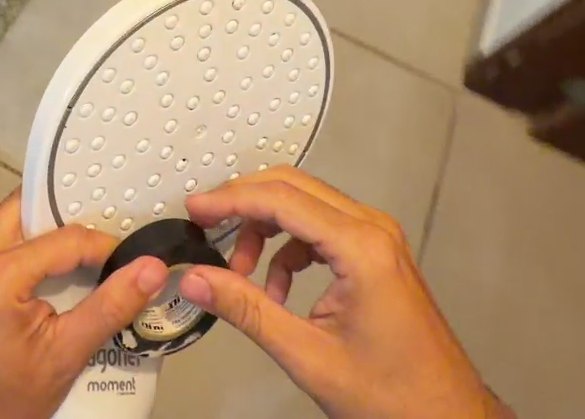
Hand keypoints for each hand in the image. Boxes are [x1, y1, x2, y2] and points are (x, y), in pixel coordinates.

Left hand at [0, 190, 168, 418]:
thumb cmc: (2, 399)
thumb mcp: (63, 358)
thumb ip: (109, 308)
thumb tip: (152, 268)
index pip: (66, 238)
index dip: (106, 245)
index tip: (134, 259)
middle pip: (37, 207)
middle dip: (76, 217)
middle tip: (113, 239)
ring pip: (21, 215)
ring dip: (56, 227)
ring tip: (93, 250)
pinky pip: (8, 232)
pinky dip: (38, 240)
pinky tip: (62, 264)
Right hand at [179, 168, 509, 418]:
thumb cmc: (390, 397)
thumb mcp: (308, 357)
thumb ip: (247, 310)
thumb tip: (194, 277)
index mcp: (360, 247)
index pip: (282, 199)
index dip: (231, 199)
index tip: (194, 209)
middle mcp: (371, 227)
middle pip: (292, 187)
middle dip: (244, 204)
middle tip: (206, 227)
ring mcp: (377, 236)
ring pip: (304, 203)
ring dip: (265, 228)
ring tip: (241, 274)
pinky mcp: (376, 252)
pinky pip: (319, 228)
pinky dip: (289, 248)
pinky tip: (277, 290)